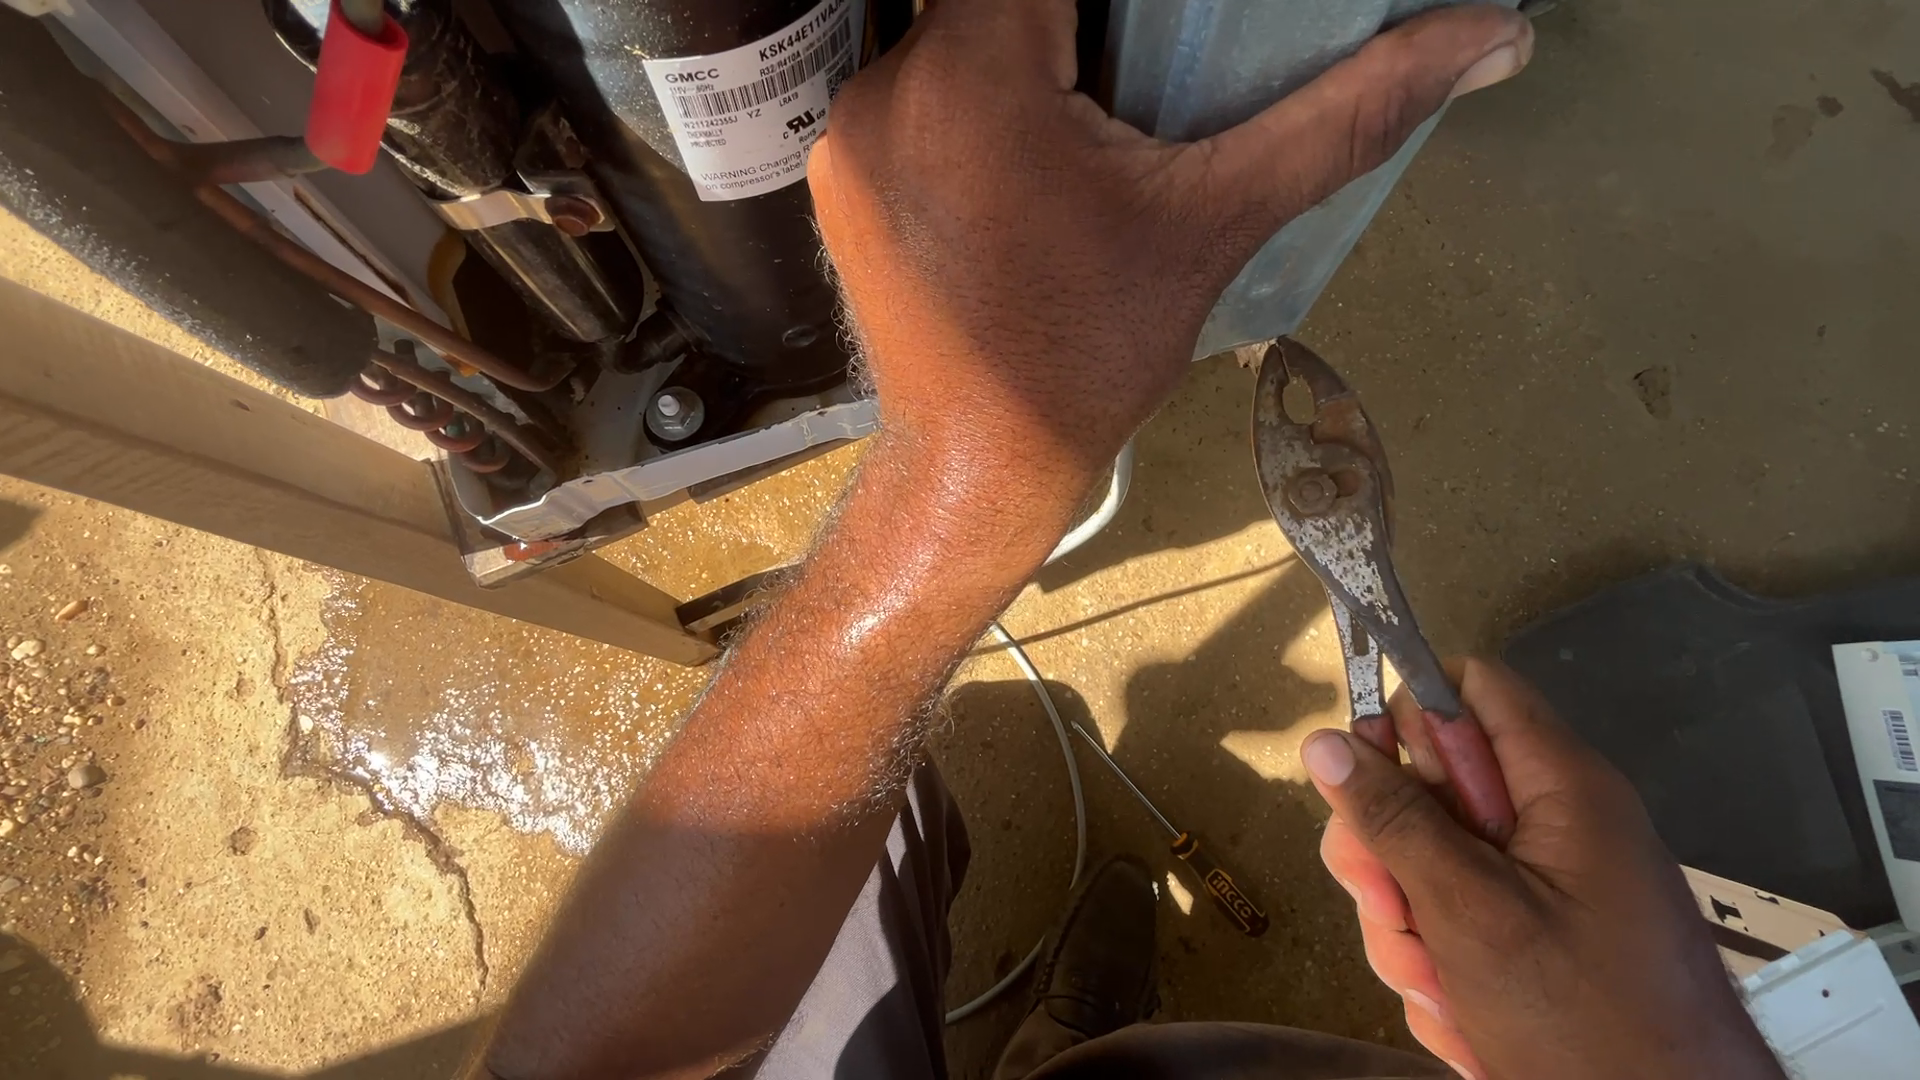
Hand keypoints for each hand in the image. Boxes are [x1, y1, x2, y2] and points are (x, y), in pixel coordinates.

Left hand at [810, 1, 1533, 505]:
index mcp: (978, 68)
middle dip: (1071, 25)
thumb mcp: (1212, 229)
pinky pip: (907, 102)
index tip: (1147, 38)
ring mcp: (849, 139)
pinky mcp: (839, 186)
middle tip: (1123, 82)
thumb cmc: (1086, 359)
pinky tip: (1011, 168)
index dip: (1113, 3)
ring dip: (1017, 59)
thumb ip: (1339, 118)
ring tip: (1074, 128)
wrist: (978, 463)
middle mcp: (890, 84)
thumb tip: (1491, 35)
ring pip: (946, 40)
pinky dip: (964, 108)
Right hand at [1303, 659, 1784, 1079]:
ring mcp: (1537, 876)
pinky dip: (1432, 953)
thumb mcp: (1469, 911)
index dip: (1406, 712)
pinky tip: (1454, 1005)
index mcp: (1558, 786)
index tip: (1364, 767)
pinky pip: (1444, 905)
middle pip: (1425, 779)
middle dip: (1386, 845)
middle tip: (1383, 901)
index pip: (1466, 687)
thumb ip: (1392, 817)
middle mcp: (1548, 818)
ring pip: (1422, 851)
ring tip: (1430, 981)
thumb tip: (1322, 740)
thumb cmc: (1585, 1025)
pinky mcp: (1527, 924)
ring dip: (1401, 916)